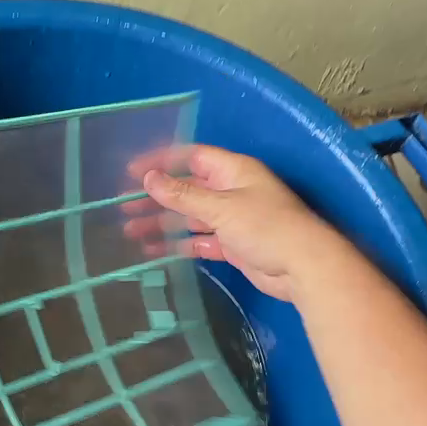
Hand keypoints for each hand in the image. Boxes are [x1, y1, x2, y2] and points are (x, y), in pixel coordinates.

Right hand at [123, 145, 342, 300]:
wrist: (303, 267)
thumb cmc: (266, 227)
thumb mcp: (221, 207)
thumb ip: (183, 195)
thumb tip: (149, 179)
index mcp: (232, 171)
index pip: (190, 158)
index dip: (161, 162)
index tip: (131, 173)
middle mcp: (231, 191)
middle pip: (186, 189)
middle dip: (156, 198)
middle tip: (123, 208)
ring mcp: (232, 219)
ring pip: (190, 218)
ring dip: (162, 224)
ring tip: (130, 233)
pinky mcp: (232, 245)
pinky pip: (199, 241)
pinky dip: (178, 245)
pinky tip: (155, 251)